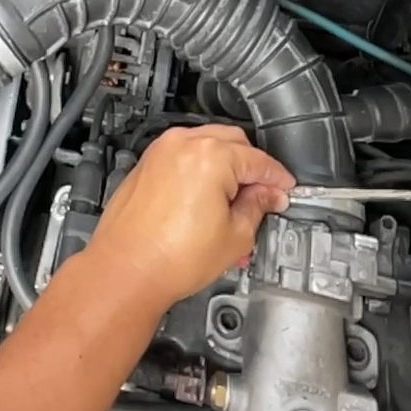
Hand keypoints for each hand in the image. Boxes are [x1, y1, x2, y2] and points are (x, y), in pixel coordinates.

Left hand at [81, 126, 295, 309]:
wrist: (126, 268)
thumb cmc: (170, 257)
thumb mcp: (235, 236)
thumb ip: (257, 207)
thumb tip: (267, 195)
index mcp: (211, 155)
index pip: (259, 160)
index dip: (278, 178)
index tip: (285, 190)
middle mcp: (184, 143)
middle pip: (234, 142)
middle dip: (252, 168)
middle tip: (263, 197)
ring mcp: (162, 150)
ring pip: (208, 144)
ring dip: (227, 166)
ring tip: (235, 203)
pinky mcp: (148, 161)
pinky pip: (185, 154)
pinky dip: (202, 168)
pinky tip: (209, 198)